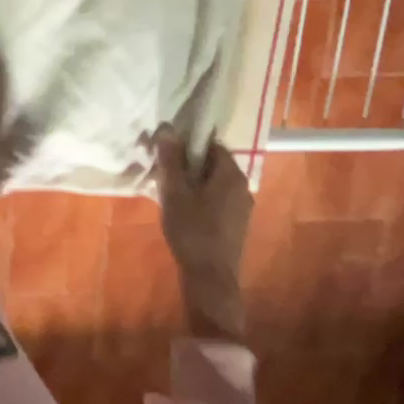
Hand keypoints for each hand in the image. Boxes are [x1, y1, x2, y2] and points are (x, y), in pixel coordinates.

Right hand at [151, 126, 251, 341]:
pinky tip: (181, 209)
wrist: (211, 275)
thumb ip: (171, 159)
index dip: (187, 144)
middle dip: (187, 163)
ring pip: (213, 182)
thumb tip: (167, 127)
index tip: (165, 151)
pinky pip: (216, 198)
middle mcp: (243, 186)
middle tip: (161, 172)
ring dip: (192, 181)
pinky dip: (199, 196)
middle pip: (213, 163)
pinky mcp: (235, 222)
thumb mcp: (175, 192)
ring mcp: (242, 206)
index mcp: (231, 175)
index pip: (211, 144)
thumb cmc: (192, 230)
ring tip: (167, 191)